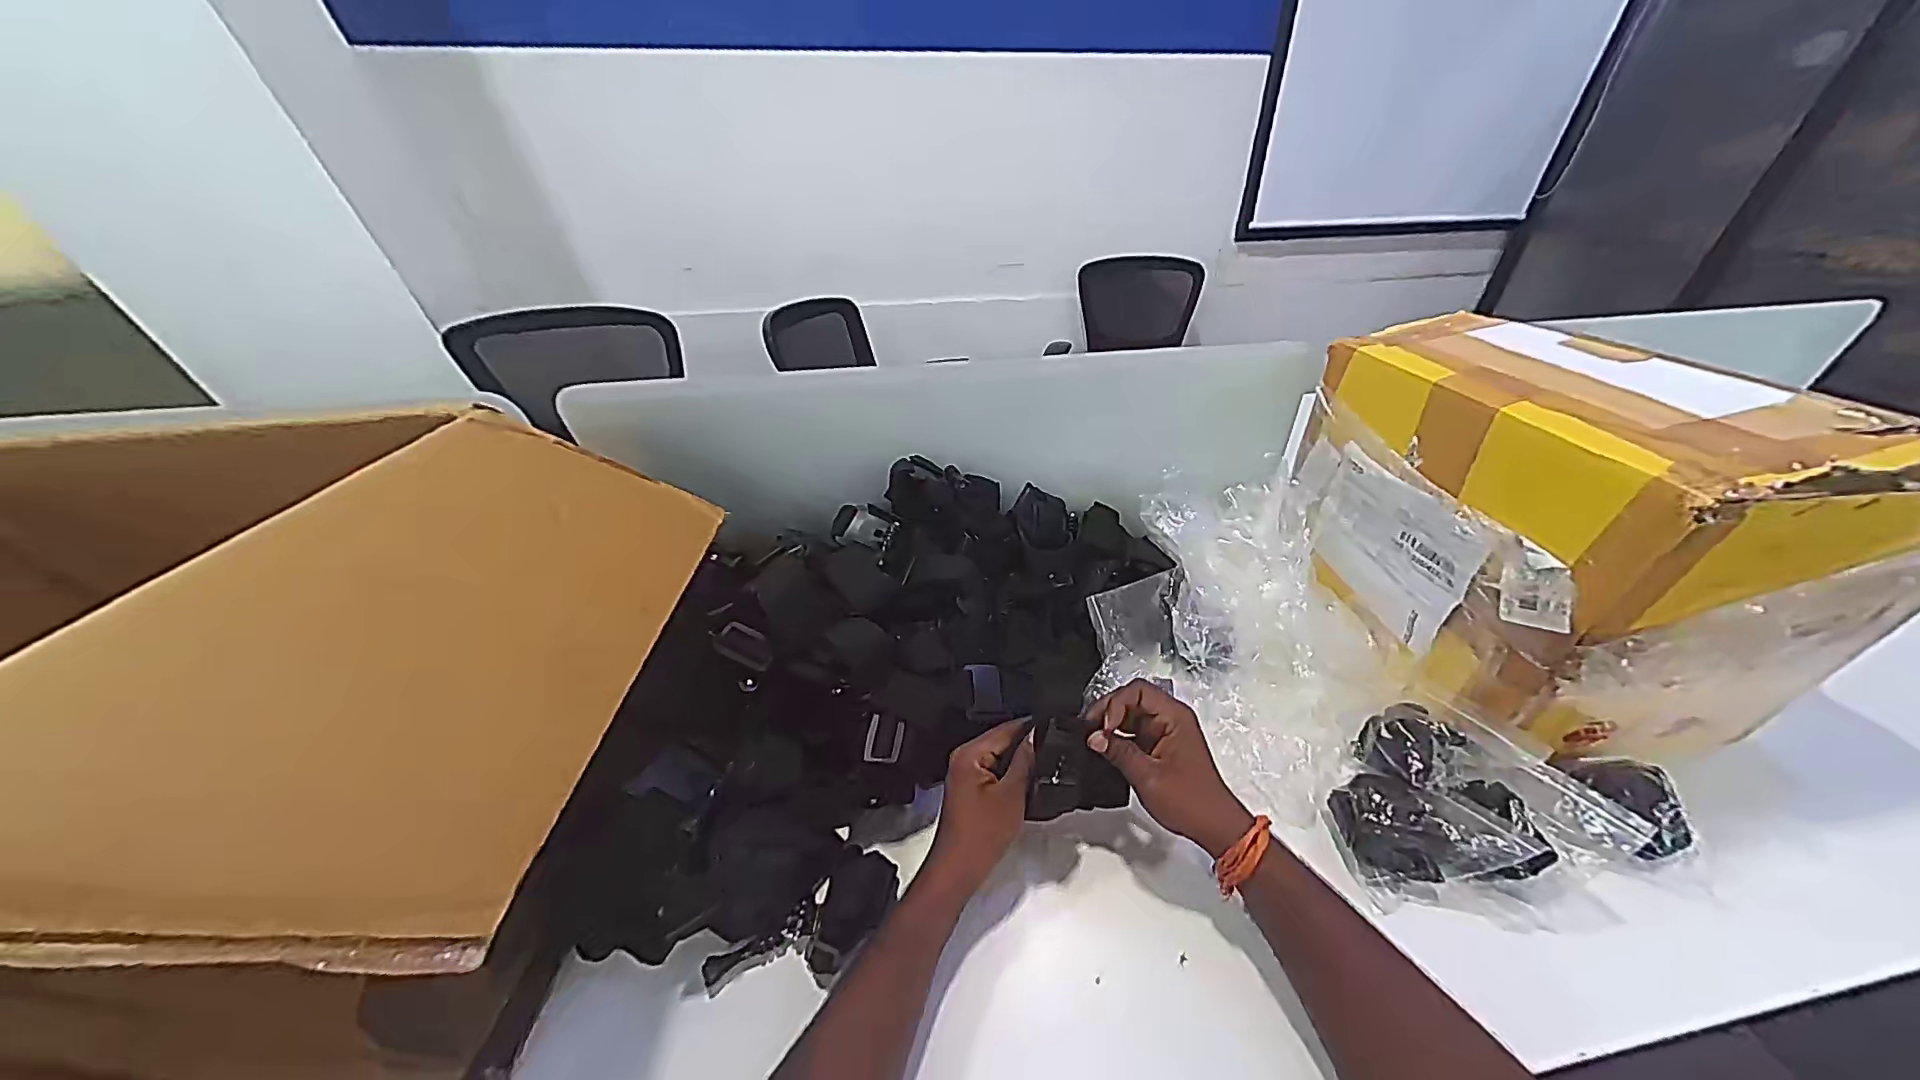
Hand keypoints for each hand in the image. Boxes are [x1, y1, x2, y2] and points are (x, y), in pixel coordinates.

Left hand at [925, 719, 1035, 893]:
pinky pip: (994, 771)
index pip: (1005, 728)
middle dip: (1025, 746)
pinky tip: (1022, 786)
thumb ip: (1025, 761)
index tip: (1050, 728)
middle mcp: (963, 759)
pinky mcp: (970, 788)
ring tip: (1037, 771)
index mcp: (969, 754)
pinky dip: (1009, 776)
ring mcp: (965, 773)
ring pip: (999, 756)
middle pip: (1001, 740)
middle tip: (1049, 752)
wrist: (961, 866)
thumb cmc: (979, 837)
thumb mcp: (1012, 794)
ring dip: (1018, 762)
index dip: (1030, 727)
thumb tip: (1034, 737)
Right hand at [1086, 680, 1256, 858]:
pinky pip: (1134, 731)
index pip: (1138, 691)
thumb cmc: (1194, 802)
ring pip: (1131, 714)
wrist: (1213, 825)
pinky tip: (1106, 748)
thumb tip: (1095, 737)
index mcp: (1175, 717)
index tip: (1103, 725)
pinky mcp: (1160, 745)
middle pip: (1132, 699)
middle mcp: (1171, 719)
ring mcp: (1165, 731)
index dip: (1115, 704)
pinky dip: (1118, 737)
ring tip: (1095, 739)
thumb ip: (1118, 752)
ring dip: (1111, 724)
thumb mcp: (1148, 776)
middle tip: (1091, 728)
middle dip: (1108, 711)